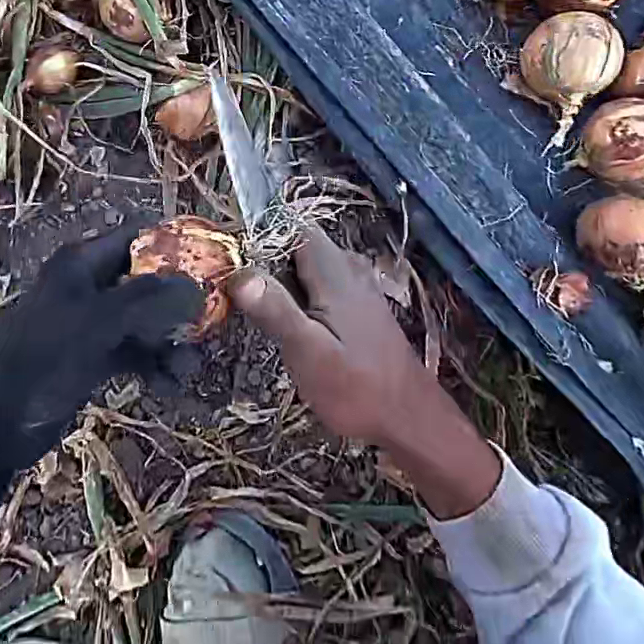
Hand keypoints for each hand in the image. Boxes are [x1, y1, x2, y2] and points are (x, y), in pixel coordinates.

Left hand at [0, 224, 202, 507]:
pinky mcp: (94, 354)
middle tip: (208, 324)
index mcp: (83, 262)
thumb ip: (148, 301)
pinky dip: (154, 363)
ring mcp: (92, 321)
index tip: (214, 264)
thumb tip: (198, 289)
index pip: (139, 236)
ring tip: (189, 369)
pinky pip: (135, 349)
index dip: (176, 246)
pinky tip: (171, 386)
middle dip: (180, 303)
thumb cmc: (42, 360)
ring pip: (146, 319)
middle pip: (149, 279)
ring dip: (171, 341)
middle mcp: (90, 284)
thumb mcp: (97, 323)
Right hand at [228, 228, 499, 517]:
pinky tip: (292, 326)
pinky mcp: (359, 304)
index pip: (290, 226)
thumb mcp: (307, 351)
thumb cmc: (356, 387)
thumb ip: (275, 310)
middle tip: (240, 296)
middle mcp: (348, 266)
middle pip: (297, 244)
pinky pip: (321, 283)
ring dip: (282, 281)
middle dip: (266, 262)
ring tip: (260, 313)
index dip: (258, 236)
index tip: (233, 263)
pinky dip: (301, 295)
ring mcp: (357, 284)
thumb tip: (240, 273)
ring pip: (308, 265)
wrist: (410, 417)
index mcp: (333, 268)